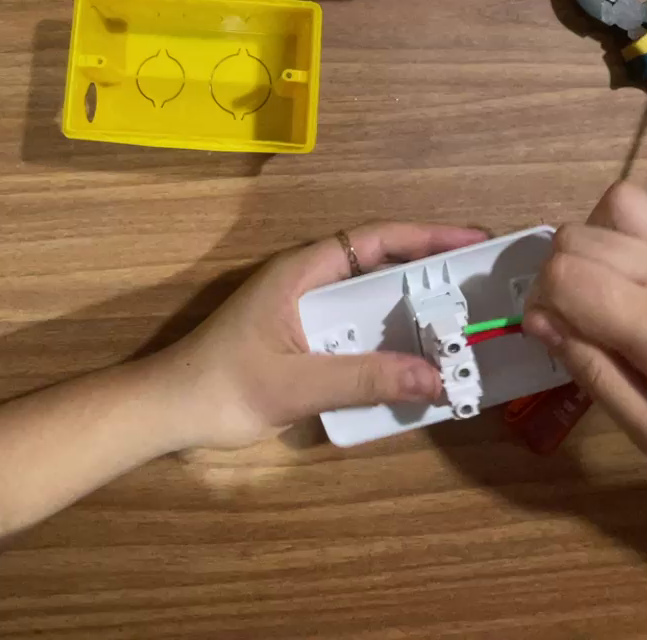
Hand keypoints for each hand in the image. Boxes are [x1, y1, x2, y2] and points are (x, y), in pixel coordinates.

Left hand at [156, 222, 489, 448]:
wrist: (170, 410)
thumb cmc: (224, 385)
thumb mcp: (298, 383)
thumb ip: (365, 379)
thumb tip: (435, 378)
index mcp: (302, 271)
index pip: (374, 240)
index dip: (425, 237)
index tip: (471, 242)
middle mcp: (306, 281)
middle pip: (376, 265)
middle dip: (426, 272)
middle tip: (476, 287)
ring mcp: (303, 308)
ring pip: (367, 300)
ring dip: (407, 310)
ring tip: (455, 325)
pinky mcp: (300, 336)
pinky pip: (354, 329)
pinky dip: (384, 339)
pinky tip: (408, 364)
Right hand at [522, 181, 646, 512]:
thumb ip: (592, 371)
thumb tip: (539, 322)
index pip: (563, 275)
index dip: (540, 305)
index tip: (554, 340)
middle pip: (577, 235)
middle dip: (556, 274)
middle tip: (575, 322)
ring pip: (617, 202)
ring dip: (594, 237)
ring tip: (603, 284)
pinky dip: (645, 219)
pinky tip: (645, 259)